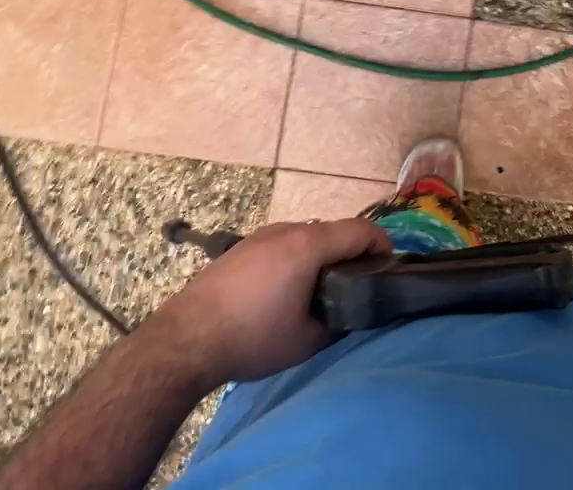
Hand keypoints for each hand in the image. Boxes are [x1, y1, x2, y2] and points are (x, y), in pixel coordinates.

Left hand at [145, 219, 391, 387]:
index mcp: (309, 245)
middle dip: (352, 254)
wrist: (183, 342)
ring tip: (320, 292)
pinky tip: (284, 293)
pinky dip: (296, 261)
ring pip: (306, 238)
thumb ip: (339, 320)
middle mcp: (287, 230)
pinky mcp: (241, 249)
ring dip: (322, 257)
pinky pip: (282, 246)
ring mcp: (260, 236)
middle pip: (334, 232)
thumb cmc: (252, 337)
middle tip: (356, 286)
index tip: (388, 268)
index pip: (361, 230)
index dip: (383, 245)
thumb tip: (350, 311)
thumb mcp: (307, 340)